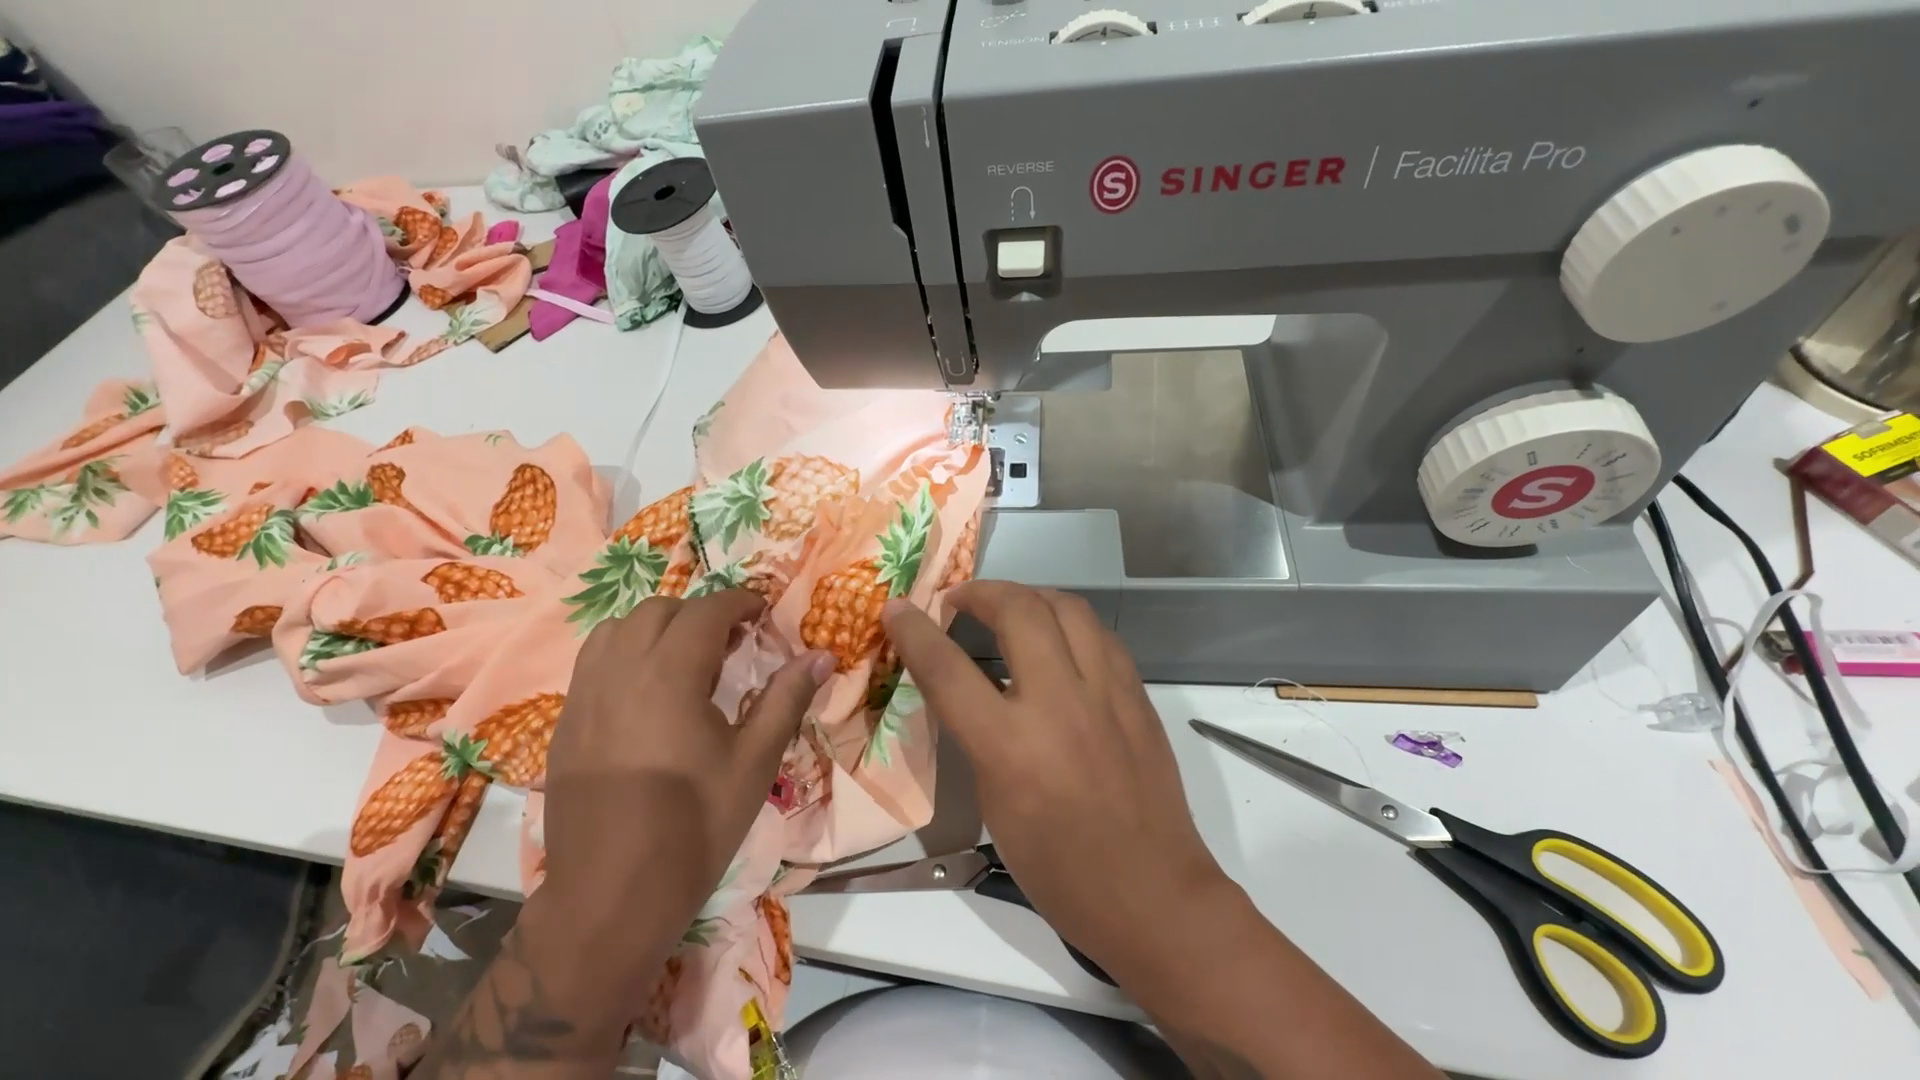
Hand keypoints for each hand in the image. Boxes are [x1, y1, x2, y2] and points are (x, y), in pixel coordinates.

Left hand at [541, 589, 832, 974]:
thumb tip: (821, 656)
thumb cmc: (695, 826)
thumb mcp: (754, 762)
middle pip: (657, 610)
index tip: (762, 611)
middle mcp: (619, 671)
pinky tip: (646, 693)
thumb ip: (785, 699)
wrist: (612, 893)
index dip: (738, 602)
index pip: (705, 611)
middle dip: (698, 613)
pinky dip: (624, 653)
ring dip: (655, 628)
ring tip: (685, 660)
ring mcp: (583, 696)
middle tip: (731, 641)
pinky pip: (592, 663)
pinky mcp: (565, 723)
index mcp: (669, 674)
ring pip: (615, 630)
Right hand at [880, 581, 1230, 970]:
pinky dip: (1070, 624)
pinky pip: (1101, 637)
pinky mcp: (1138, 698)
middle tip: (961, 600)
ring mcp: (1108, 696)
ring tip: (1011, 606)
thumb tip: (971, 696)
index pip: (947, 669)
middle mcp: (1060, 706)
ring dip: (1030, 595)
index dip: (915, 632)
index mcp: (1011, 747)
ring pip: (1069, 608)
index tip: (897, 610)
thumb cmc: (1059, 870)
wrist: (1150, 894)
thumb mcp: (995, 807)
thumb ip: (979, 740)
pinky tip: (1058, 639)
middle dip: (981, 592)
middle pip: (1019, 611)